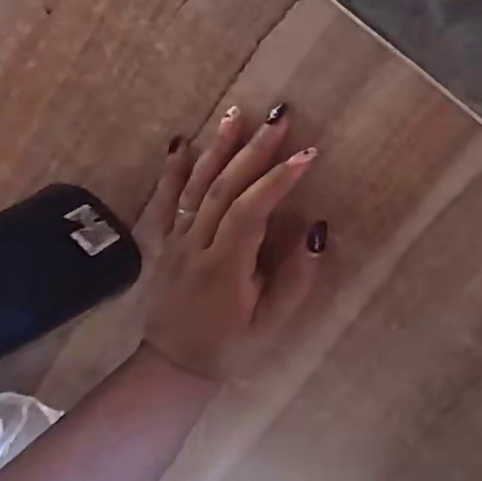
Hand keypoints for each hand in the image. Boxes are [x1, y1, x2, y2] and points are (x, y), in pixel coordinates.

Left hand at [131, 103, 325, 382]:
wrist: (172, 367)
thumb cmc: (233, 345)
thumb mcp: (274, 322)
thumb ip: (297, 278)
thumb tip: (317, 230)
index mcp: (224, 266)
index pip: (250, 211)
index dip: (278, 180)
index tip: (308, 155)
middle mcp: (194, 246)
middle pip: (223, 188)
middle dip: (254, 149)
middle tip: (280, 117)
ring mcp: (175, 241)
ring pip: (195, 185)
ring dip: (218, 147)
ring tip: (238, 113)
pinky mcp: (164, 241)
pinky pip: (166, 199)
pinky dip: (173, 169)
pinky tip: (182, 142)